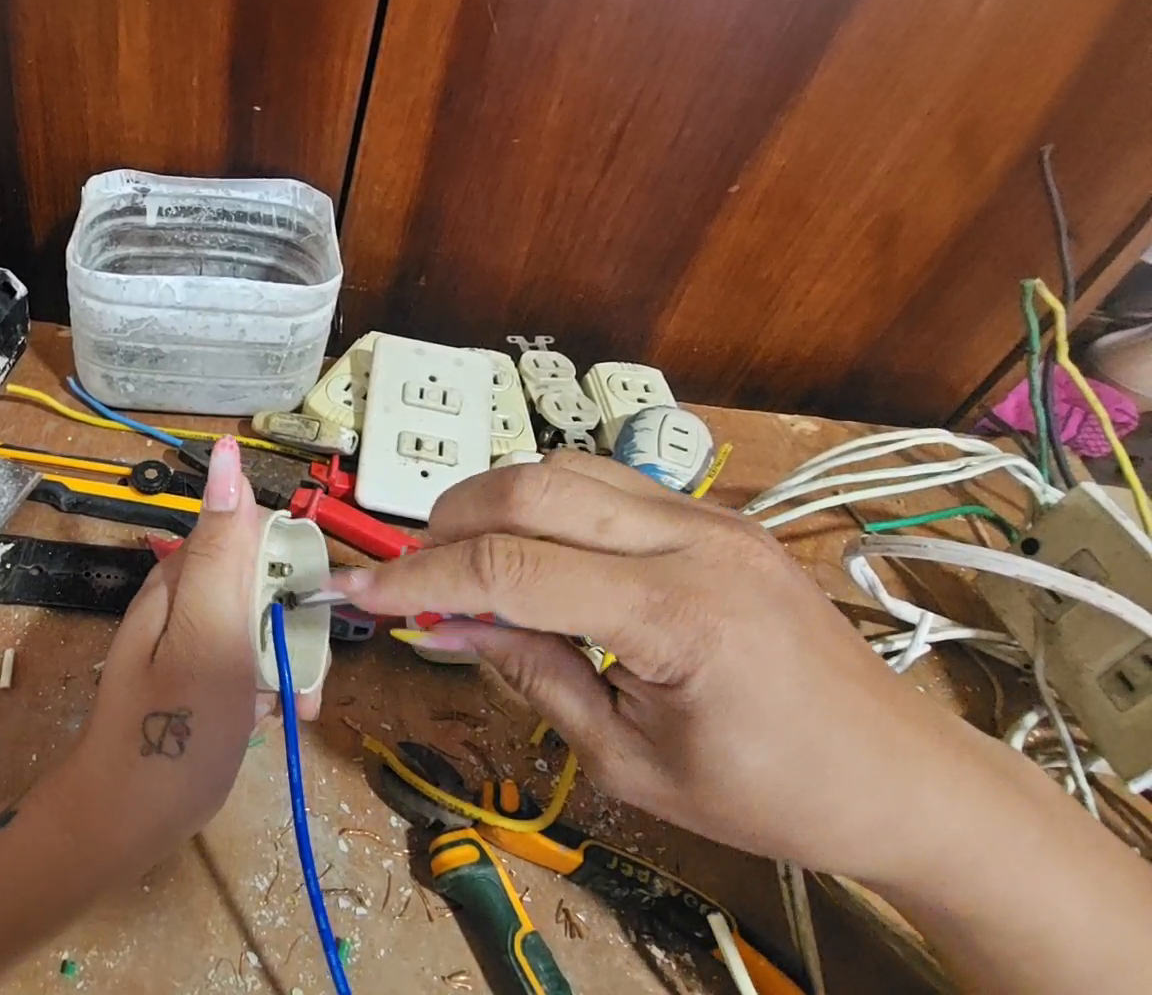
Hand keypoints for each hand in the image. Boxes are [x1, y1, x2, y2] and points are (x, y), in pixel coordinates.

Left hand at [74, 437, 317, 854]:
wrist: (130, 818)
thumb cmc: (177, 727)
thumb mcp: (210, 632)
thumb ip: (224, 549)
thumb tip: (226, 457)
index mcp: (182, 578)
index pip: (247, 529)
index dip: (288, 560)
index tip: (312, 605)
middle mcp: (184, 600)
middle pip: (259, 580)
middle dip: (293, 621)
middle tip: (305, 671)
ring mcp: (190, 640)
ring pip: (259, 625)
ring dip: (287, 659)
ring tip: (298, 705)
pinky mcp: (198, 677)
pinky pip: (246, 662)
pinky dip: (268, 685)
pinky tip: (276, 716)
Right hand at [330, 451, 1019, 880]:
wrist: (905, 777)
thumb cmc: (769, 795)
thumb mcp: (628, 760)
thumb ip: (530, 674)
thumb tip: (445, 626)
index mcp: (677, 616)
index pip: (509, 569)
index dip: (418, 580)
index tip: (358, 591)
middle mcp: (693, 541)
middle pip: (529, 488)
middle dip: (445, 525)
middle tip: (410, 578)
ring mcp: (709, 516)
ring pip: (559, 467)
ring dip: (488, 503)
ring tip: (461, 561)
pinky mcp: (712, 514)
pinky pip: (599, 480)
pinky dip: (538, 502)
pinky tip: (526, 548)